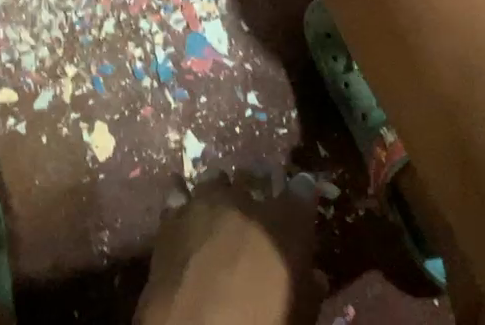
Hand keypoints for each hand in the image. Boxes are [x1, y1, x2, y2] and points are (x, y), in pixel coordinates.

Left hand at [134, 175, 316, 324]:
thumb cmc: (259, 323)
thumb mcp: (299, 314)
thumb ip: (308, 288)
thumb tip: (313, 277)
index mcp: (285, 222)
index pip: (301, 188)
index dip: (302, 190)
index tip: (301, 193)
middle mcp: (245, 201)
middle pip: (253, 175)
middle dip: (257, 183)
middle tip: (258, 203)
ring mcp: (204, 203)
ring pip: (215, 181)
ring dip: (221, 191)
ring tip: (222, 205)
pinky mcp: (171, 216)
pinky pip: (179, 195)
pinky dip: (185, 200)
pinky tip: (186, 208)